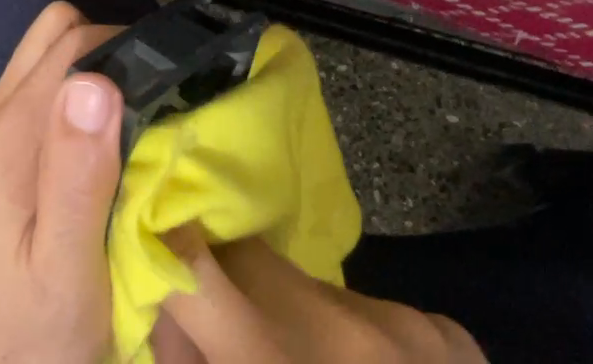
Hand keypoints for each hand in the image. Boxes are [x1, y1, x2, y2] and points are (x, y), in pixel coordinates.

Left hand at [0, 2, 125, 363]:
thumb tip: (96, 80)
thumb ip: (78, 174)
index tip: (171, 86)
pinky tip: (111, 137)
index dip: (127, 50)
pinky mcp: (3, 150)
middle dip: (113, 46)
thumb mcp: (65, 266)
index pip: (75, 42)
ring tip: (141, 115)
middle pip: (59, 34)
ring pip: (51, 56)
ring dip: (98, 67)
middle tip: (158, 98)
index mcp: (11, 131)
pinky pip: (46, 90)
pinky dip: (83, 92)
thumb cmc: (32, 330)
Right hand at [149, 226, 486, 363]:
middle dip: (222, 283)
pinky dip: (353, 338)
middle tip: (230, 337)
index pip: (187, 257)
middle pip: (243, 255)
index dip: (156, 240)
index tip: (143, 249)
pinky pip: (372, 311)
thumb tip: (164, 320)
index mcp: (272, 356)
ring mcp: (403, 325)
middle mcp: (336, 324)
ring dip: (289, 317)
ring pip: (306, 285)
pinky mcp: (449, 335)